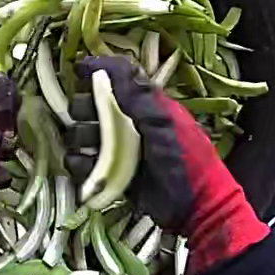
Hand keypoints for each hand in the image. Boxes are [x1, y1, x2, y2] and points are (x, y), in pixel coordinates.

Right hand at [67, 56, 267, 274]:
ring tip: (85, 146)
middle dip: (83, 109)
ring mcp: (120, 151)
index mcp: (147, 106)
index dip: (98, 71)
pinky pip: (86, 166)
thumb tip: (109, 66)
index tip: (78, 68)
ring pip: (85, 136)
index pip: (119, 80)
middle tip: (82, 116)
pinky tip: (84, 167)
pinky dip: (80, 165)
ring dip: (79, 137)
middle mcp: (130, 124)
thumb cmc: (186, 160)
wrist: (196, 208)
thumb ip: (137, 96)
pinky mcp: (113, 177)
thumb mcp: (165, 123)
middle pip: (94, 107)